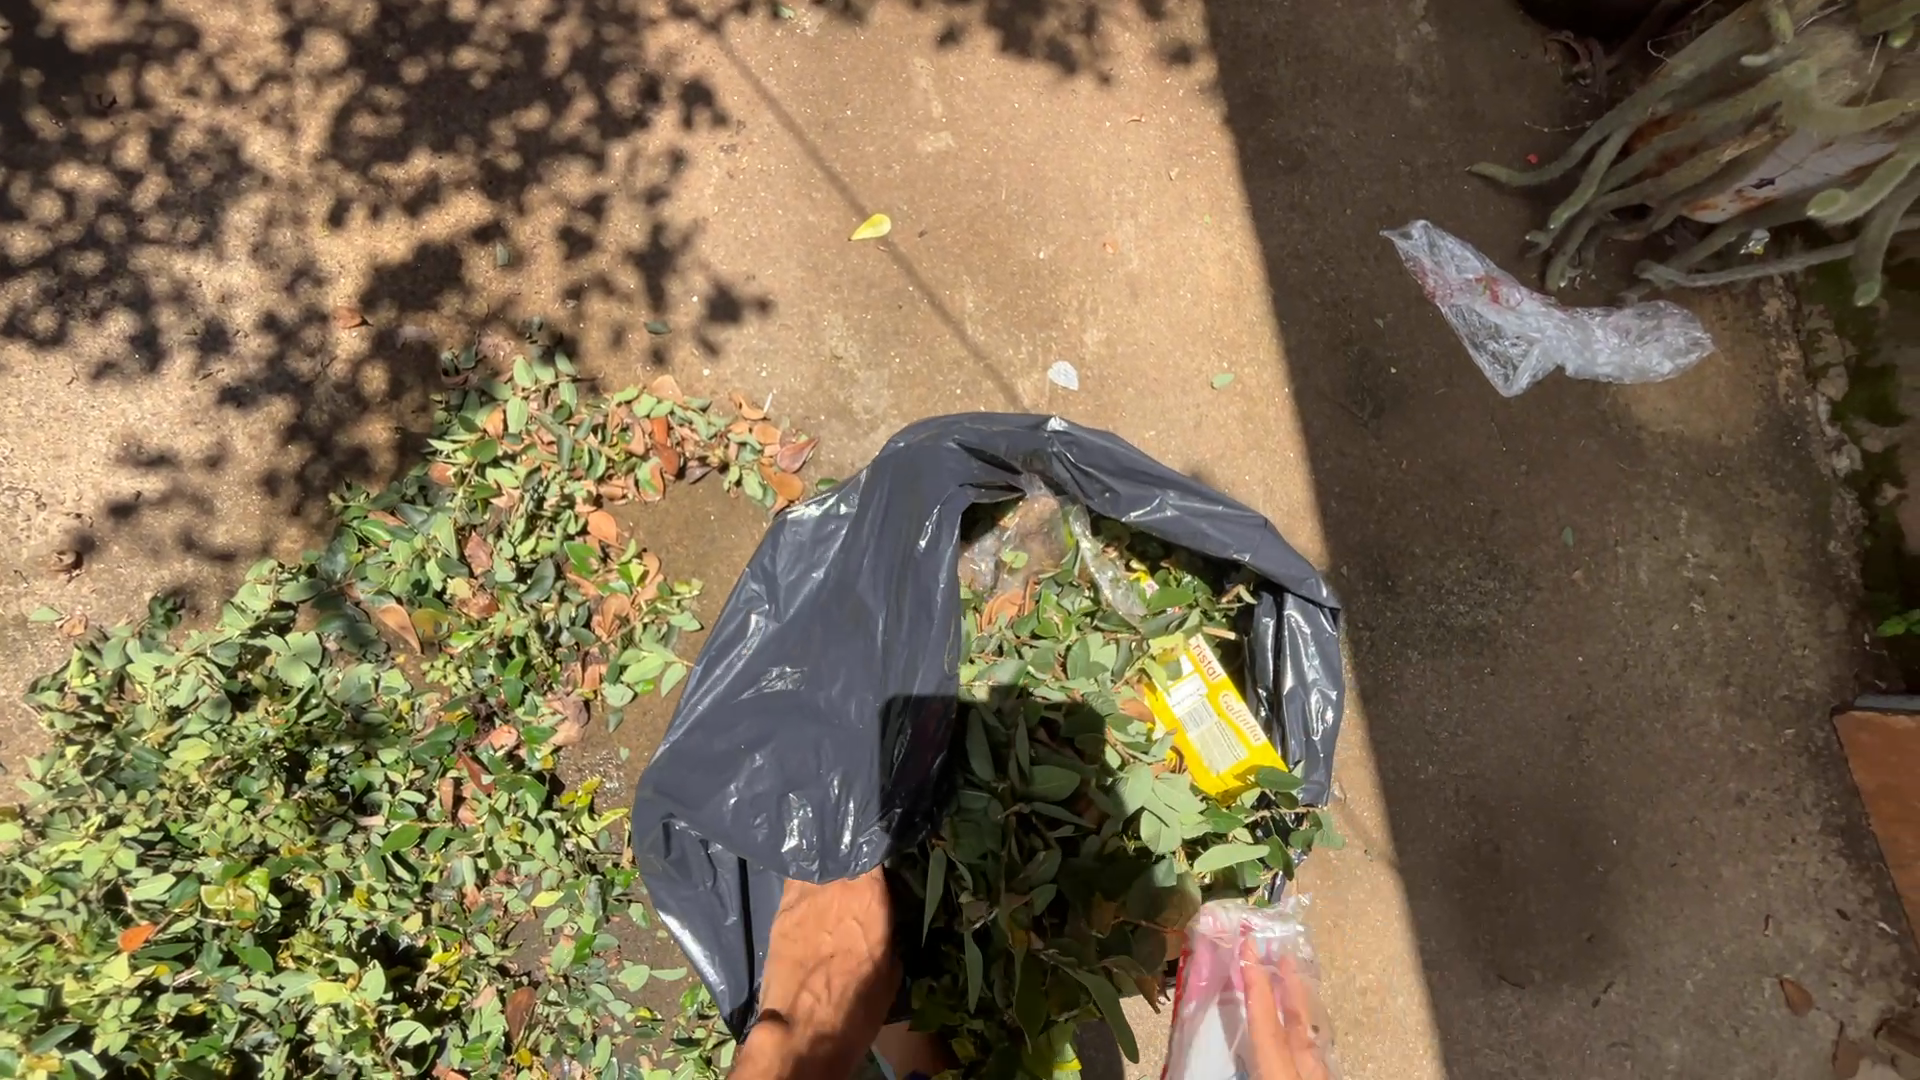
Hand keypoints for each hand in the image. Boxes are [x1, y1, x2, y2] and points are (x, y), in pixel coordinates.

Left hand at [732, 868, 897, 1079]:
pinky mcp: (783, 906)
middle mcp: (839, 882)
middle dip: (852, 851)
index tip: (880, 848)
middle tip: (857, 858)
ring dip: (828, 859)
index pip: (875, 849)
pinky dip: (806, 873)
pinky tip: (810, 878)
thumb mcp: (891, 968)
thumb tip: (884, 918)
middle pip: (846, 849)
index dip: (877, 845)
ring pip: (820, 858)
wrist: (802, 1030)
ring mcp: (807, 891)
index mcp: (872, 893)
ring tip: (832, 862)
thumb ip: (888, 929)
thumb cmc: (857, 1005)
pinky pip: (797, 876)